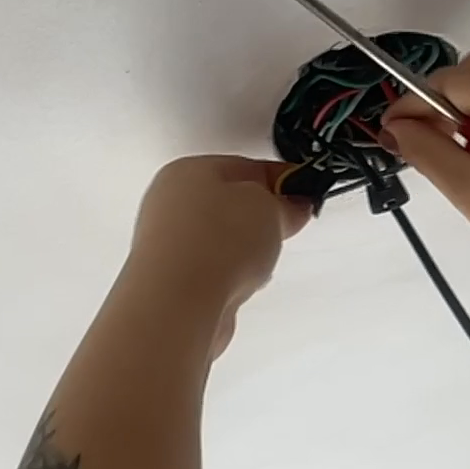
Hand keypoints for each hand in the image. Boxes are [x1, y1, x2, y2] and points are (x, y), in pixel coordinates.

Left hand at [124, 156, 310, 346]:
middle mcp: (169, 205)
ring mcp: (167, 246)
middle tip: (283, 227)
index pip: (243, 167)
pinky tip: (237, 286)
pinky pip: (213, 273)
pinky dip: (229, 279)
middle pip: (227, 205)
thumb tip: (290, 208)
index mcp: (188, 170)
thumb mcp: (271, 209)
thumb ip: (285, 203)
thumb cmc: (214, 244)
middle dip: (260, 218)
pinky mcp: (173, 282)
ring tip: (257, 264)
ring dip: (244, 252)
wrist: (181, 302)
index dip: (279, 180)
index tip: (302, 193)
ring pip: (219, 242)